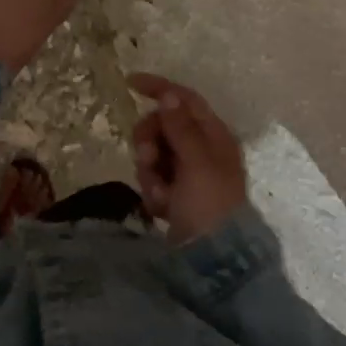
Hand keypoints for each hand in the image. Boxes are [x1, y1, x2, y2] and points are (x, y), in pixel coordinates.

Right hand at [127, 73, 248, 242]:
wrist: (214, 261)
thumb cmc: (209, 203)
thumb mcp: (195, 161)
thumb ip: (180, 126)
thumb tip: (168, 93)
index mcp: (215, 135)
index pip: (185, 99)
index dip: (159, 88)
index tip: (130, 83)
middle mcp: (203, 150)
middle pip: (164, 126)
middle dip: (150, 140)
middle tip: (147, 159)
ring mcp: (190, 175)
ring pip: (155, 154)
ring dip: (150, 172)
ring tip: (159, 194)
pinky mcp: (179, 198)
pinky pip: (155, 181)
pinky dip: (154, 192)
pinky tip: (162, 209)